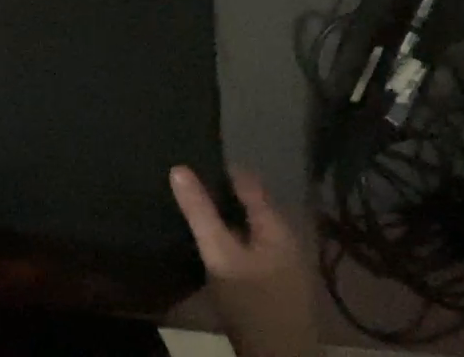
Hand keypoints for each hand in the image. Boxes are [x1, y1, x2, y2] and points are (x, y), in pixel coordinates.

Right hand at [171, 165, 318, 356]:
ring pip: (248, 227)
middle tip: (183, 186)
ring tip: (190, 210)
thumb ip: (200, 212)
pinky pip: (249, 247)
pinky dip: (230, 238)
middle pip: (249, 204)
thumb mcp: (219, 255)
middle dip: (218, 194)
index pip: (247, 181)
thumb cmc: (252, 304)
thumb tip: (178, 168)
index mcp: (277, 226)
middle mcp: (285, 239)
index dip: (218, 168)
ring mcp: (283, 263)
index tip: (188, 159)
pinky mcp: (275, 283)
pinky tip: (208, 245)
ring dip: (223, 218)